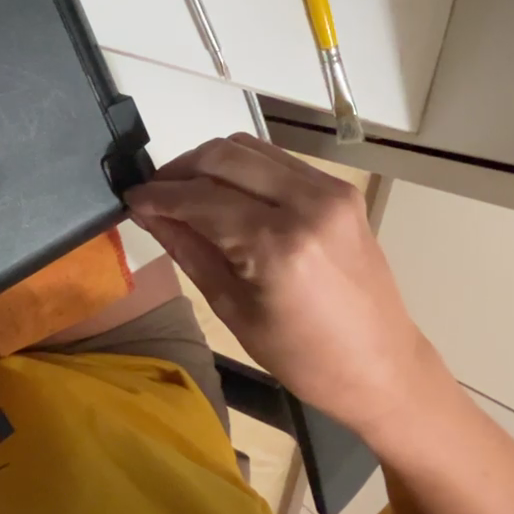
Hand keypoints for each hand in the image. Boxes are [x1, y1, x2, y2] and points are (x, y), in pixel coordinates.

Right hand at [125, 135, 426, 433]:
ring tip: (183, 191)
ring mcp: (329, 190)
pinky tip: (224, 192)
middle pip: (223, 156)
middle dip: (179, 169)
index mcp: (278, 245)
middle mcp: (307, 203)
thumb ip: (188, 249)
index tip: (130, 199)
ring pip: (249, 148)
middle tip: (152, 193)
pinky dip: (241, 167)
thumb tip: (147, 214)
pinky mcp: (340, 190)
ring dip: (208, 162)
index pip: (201, 198)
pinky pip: (276, 160)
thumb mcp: (233, 309)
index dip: (158, 195)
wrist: (382, 366)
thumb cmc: (302, 357)